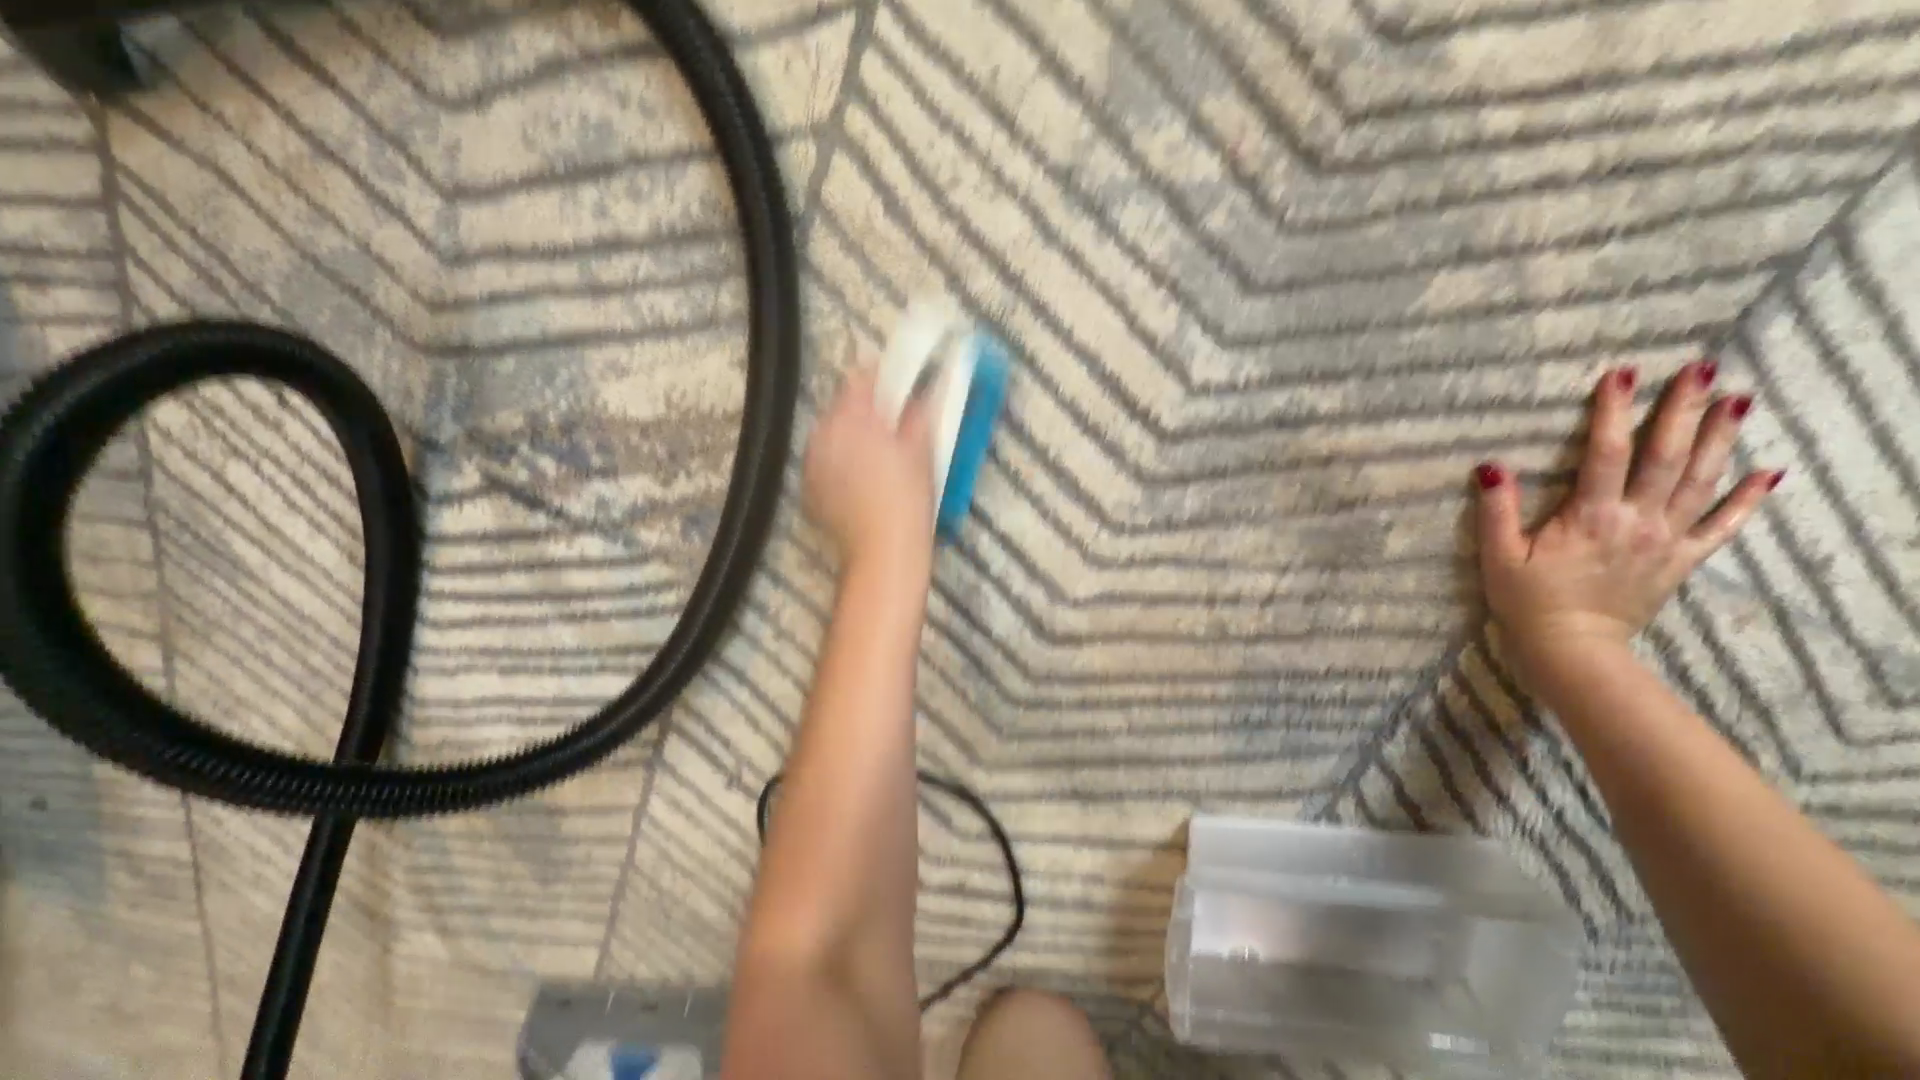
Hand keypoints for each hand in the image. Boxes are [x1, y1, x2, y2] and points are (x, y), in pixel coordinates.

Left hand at [804, 367, 933, 571]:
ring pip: (831, 436)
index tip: (897, 386)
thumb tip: (921, 392)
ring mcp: (811, 462)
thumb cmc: (908, 497)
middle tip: (891, 428)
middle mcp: (823, 433)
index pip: (860, 378)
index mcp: (852, 417)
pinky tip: (860, 483)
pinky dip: (838, 466)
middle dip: (864, 413)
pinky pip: (823, 464)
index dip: (881, 378)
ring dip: (849, 439)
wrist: (883, 551)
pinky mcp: (807, 489)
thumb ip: (919, 412)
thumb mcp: (922, 450)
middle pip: (842, 408)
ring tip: (876, 458)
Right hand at [1476, 361, 1782, 687]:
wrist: (1572, 651)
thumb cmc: (1529, 603)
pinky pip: (1722, 526)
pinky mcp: (1681, 560)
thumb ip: (1497, 512)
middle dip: (1682, 410)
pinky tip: (1770, 471)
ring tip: (1737, 401)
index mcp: (1592, 517)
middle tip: (1701, 369)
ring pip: (1700, 481)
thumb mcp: (1500, 558)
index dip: (1614, 411)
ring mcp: (1665, 540)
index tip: (1623, 373)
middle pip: (1666, 456)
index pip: (1607, 452)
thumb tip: (1491, 466)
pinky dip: (1748, 499)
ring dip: (1721, 439)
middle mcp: (1638, 520)